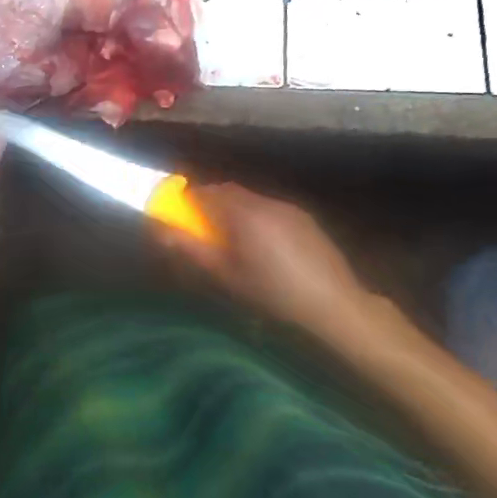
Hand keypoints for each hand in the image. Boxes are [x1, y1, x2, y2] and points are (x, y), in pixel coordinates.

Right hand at [155, 182, 371, 333]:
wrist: (336, 306)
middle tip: (205, 232)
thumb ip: (190, 249)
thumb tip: (160, 231)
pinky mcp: (305, 220)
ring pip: (248, 199)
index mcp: (241, 212)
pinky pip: (269, 209)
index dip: (187, 201)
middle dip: (210, 204)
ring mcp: (288, 208)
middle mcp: (263, 202)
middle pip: (226, 191)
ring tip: (235, 241)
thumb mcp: (224, 275)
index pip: (203, 191)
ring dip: (234, 211)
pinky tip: (265, 247)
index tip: (182, 220)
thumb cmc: (272, 292)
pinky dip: (257, 218)